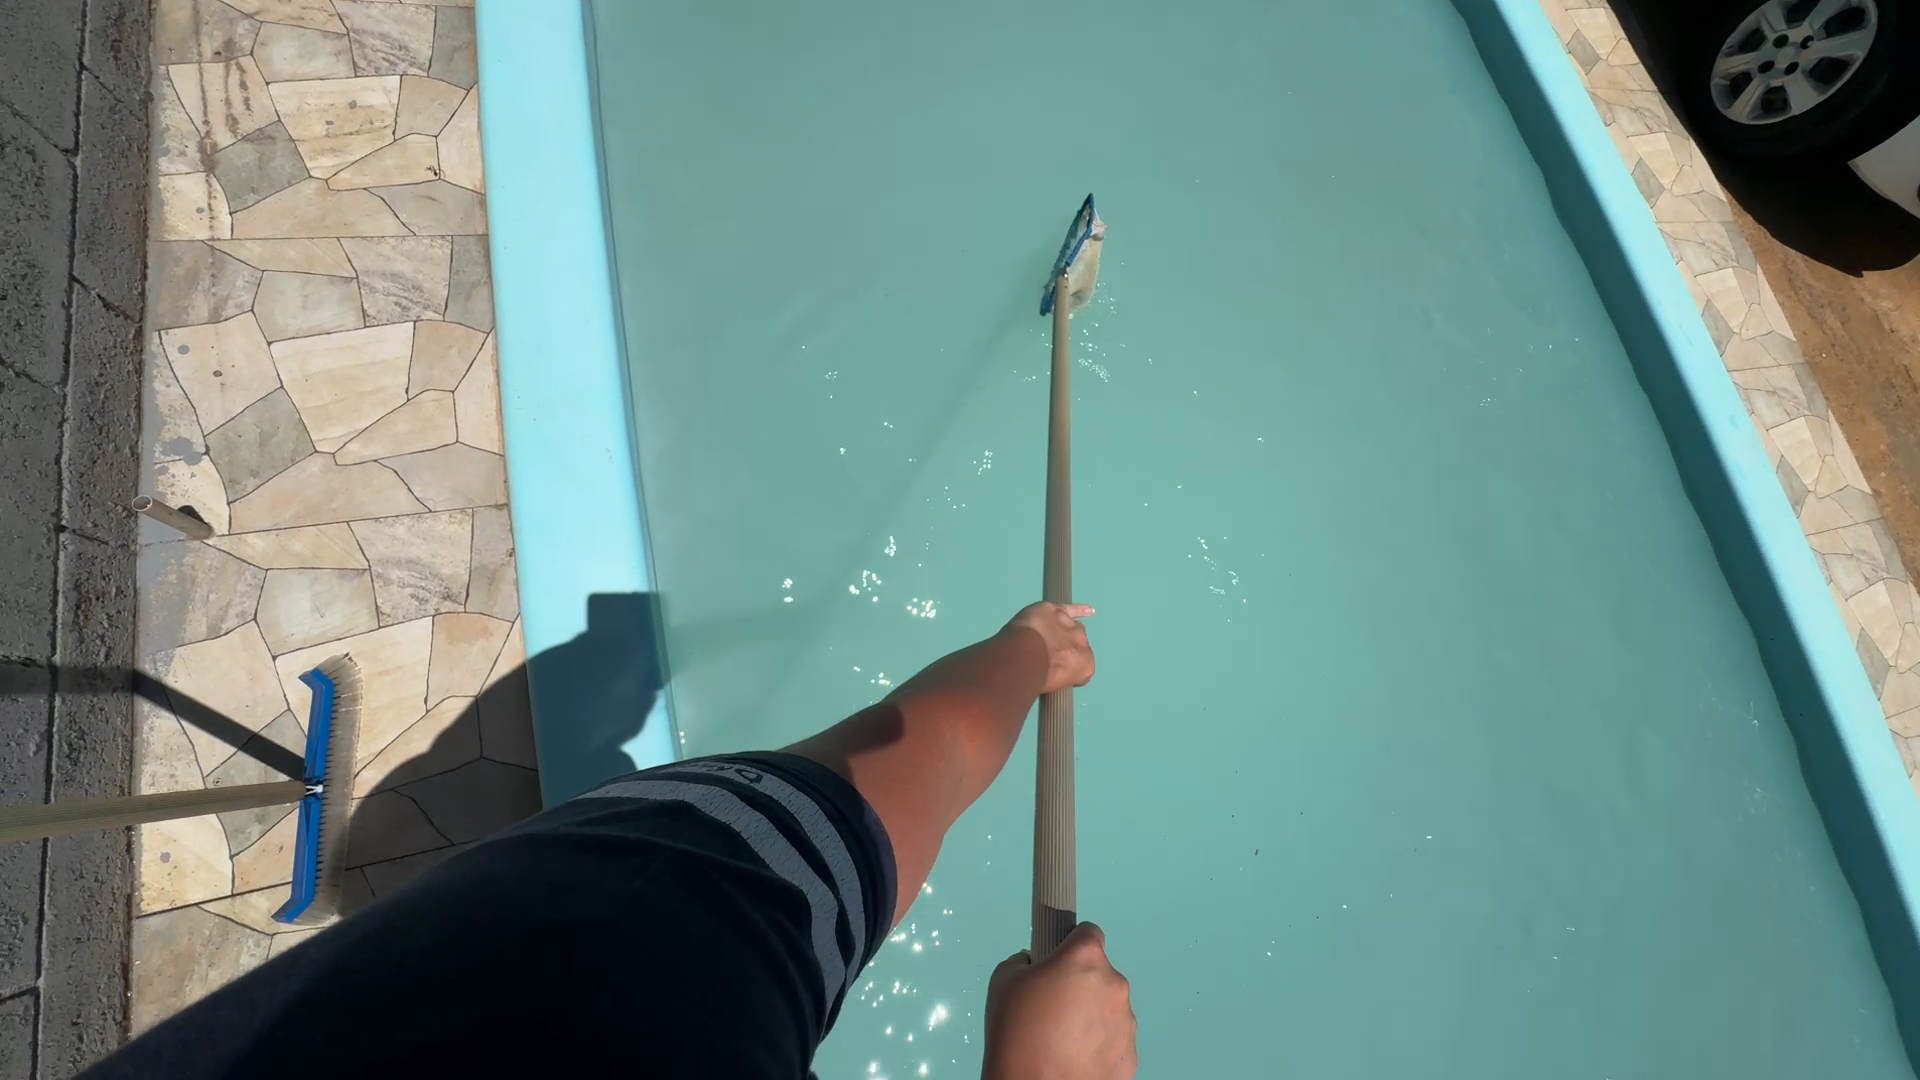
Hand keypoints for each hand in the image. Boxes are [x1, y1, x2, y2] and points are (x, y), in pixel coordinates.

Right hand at [982, 922, 1136, 1079]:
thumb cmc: (1017, 1030)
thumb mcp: (1005, 978)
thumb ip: (1026, 960)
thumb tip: (1036, 967)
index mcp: (1086, 956)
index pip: (1088, 932)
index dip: (1071, 943)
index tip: (1058, 961)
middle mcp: (1114, 983)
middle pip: (1101, 972)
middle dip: (1082, 982)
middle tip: (1055, 1006)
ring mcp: (1127, 1023)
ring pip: (1110, 1006)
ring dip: (1093, 1014)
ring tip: (1064, 1039)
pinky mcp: (1131, 1058)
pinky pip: (1115, 1040)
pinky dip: (1100, 1045)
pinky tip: (1075, 1058)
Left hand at [1000, 602, 1094, 694]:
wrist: (1022, 657)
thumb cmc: (1035, 678)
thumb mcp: (1054, 686)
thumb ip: (1061, 674)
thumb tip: (1053, 670)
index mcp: (1086, 666)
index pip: (1081, 665)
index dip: (1068, 665)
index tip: (1057, 668)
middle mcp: (1083, 643)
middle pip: (1077, 642)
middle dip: (1065, 646)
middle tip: (1049, 652)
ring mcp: (1069, 624)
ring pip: (1071, 625)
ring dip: (1062, 630)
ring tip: (1050, 635)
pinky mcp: (1053, 610)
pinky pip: (1070, 608)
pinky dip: (1078, 609)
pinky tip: (1086, 610)